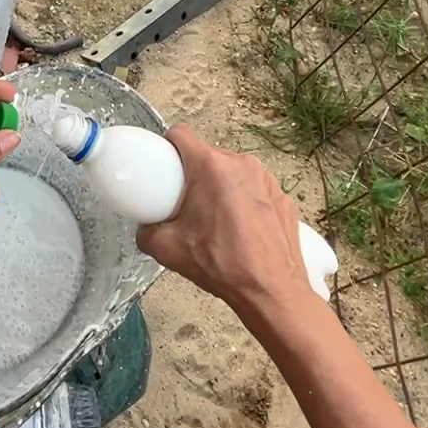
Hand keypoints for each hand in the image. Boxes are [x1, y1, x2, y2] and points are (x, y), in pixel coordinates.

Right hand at [136, 126, 309, 311]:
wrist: (271, 293)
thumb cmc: (224, 266)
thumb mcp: (166, 249)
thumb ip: (145, 231)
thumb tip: (145, 228)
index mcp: (210, 167)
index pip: (180, 134)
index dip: (168, 145)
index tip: (165, 162)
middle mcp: (241, 165)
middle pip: (208, 155)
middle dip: (195, 173)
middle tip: (187, 202)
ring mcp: (266, 180)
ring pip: (232, 172)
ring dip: (221, 186)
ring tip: (216, 218)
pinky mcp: (283, 198)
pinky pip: (255, 189)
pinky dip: (245, 202)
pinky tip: (241, 228)